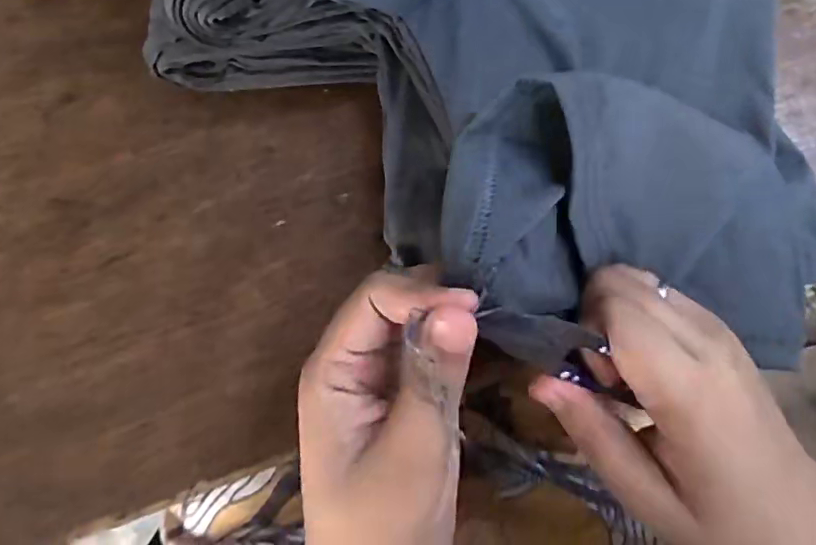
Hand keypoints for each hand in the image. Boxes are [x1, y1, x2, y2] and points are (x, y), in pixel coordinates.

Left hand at [298, 269, 478, 544]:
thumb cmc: (387, 522)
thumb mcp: (415, 449)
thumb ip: (434, 376)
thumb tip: (461, 307)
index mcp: (332, 369)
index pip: (373, 299)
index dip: (420, 292)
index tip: (471, 305)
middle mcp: (347, 360)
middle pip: (387, 300)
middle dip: (432, 295)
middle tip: (481, 305)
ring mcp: (370, 375)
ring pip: (405, 318)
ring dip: (441, 311)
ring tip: (483, 310)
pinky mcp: (395, 390)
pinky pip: (419, 344)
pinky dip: (446, 335)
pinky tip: (472, 333)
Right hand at [529, 266, 815, 544]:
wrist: (800, 518)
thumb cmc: (720, 521)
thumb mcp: (648, 498)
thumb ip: (592, 433)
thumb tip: (539, 378)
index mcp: (688, 387)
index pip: (616, 308)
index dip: (585, 329)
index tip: (591, 378)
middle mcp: (704, 339)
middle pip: (624, 282)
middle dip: (595, 313)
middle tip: (605, 376)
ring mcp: (718, 325)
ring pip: (641, 278)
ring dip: (616, 309)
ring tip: (627, 368)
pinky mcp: (722, 324)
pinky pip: (662, 291)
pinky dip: (639, 309)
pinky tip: (649, 360)